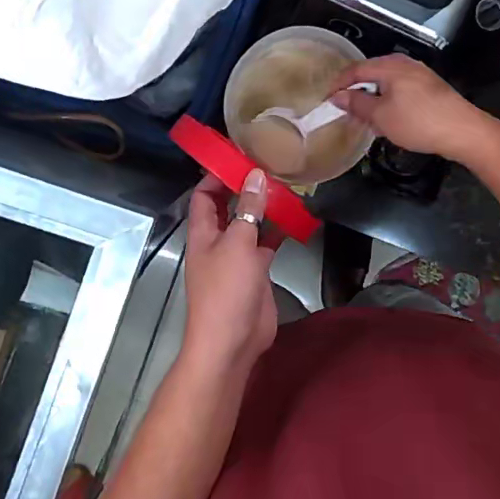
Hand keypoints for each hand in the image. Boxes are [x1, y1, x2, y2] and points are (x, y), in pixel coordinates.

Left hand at [182, 172, 278, 368]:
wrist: (232, 340)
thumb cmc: (226, 289)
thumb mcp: (237, 243)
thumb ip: (248, 209)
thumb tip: (256, 175)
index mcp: (203, 232)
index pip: (203, 196)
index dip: (217, 176)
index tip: (240, 158)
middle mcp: (217, 241)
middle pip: (228, 208)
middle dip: (245, 189)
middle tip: (271, 168)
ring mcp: (237, 258)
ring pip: (250, 225)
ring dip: (264, 209)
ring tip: (287, 188)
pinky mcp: (256, 273)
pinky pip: (266, 245)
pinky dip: (278, 232)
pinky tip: (296, 220)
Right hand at [332, 54, 496, 162]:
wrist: (463, 131)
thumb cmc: (420, 122)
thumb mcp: (381, 116)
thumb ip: (357, 104)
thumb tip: (339, 97)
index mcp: (390, 65)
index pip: (355, 69)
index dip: (339, 84)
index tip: (328, 100)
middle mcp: (405, 64)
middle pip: (372, 74)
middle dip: (357, 93)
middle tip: (347, 112)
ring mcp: (420, 75)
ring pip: (387, 84)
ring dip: (374, 101)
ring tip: (369, 121)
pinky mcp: (430, 88)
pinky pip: (401, 91)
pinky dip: (390, 103)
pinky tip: (391, 121)